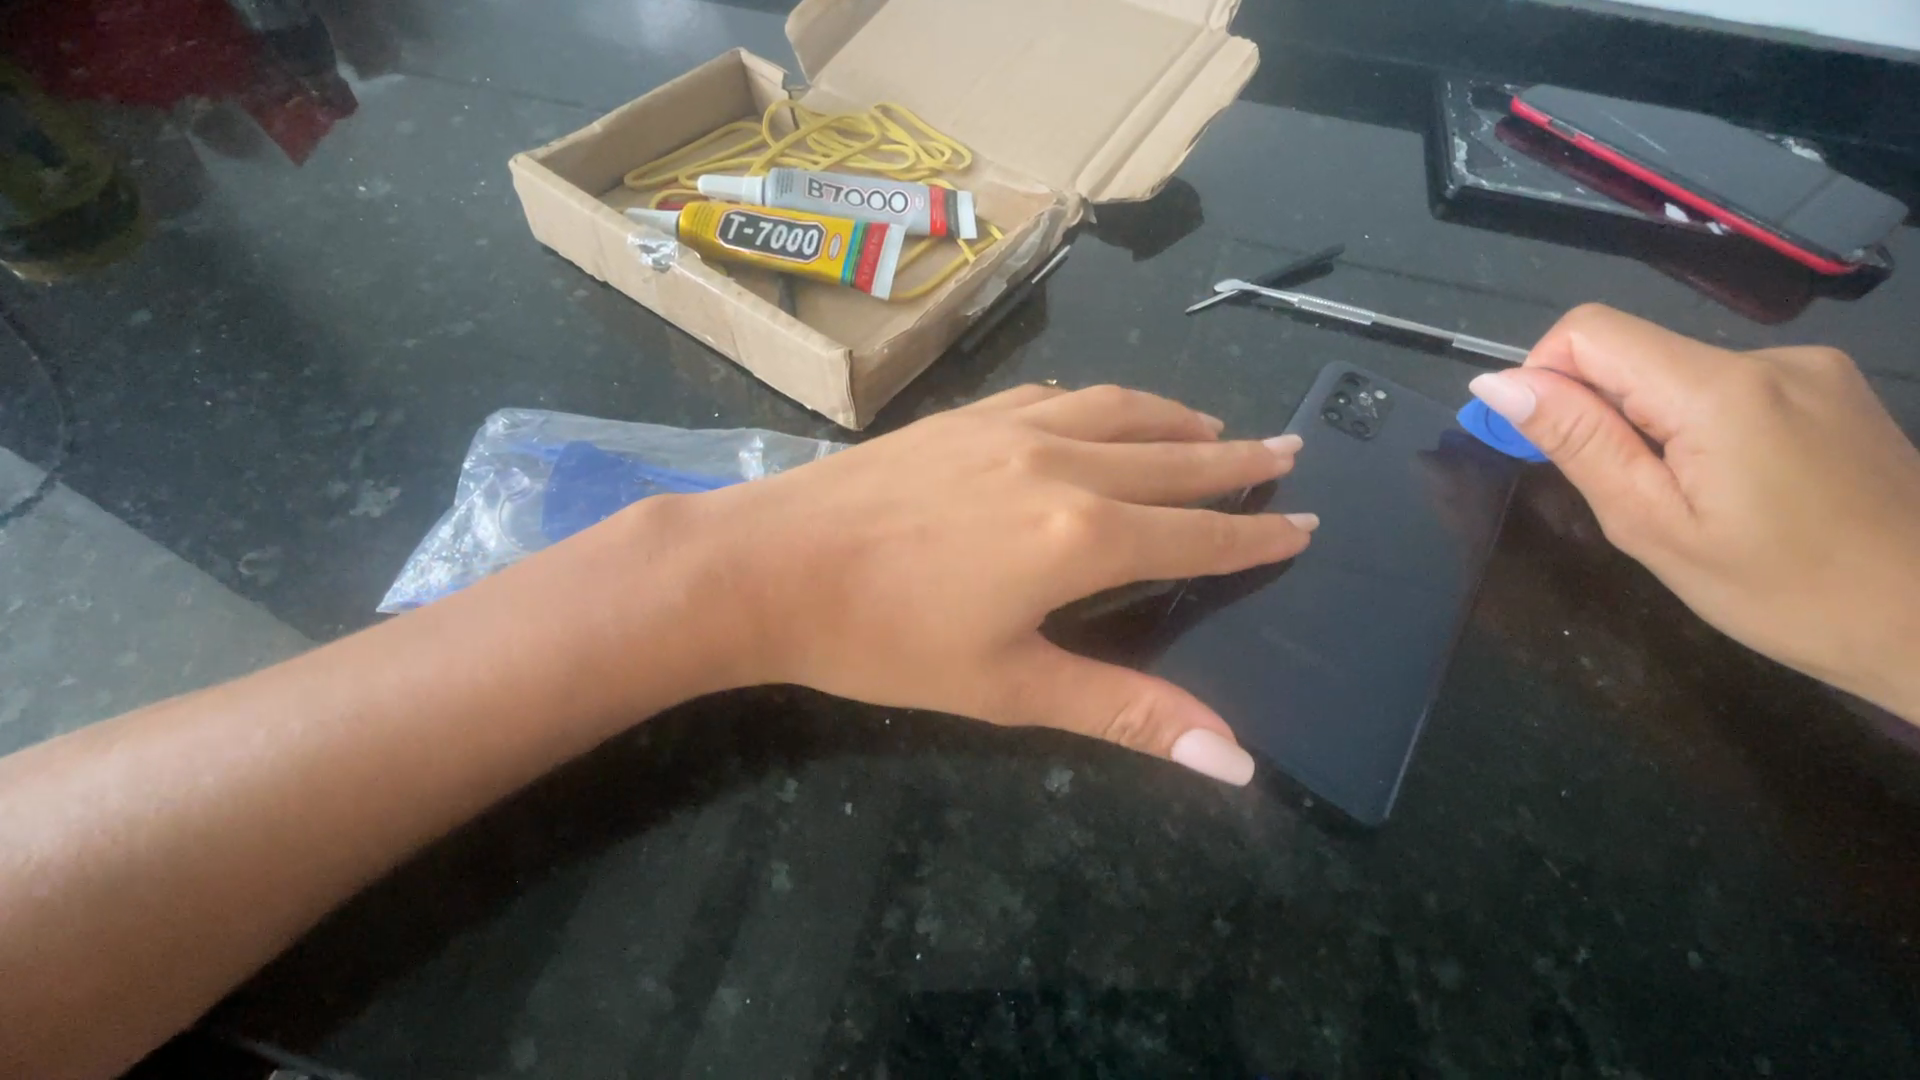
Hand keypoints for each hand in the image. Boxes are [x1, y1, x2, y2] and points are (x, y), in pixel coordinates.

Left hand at [648, 385, 1317, 783]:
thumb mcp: (1009, 688)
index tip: (1304, 521)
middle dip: (1236, 461)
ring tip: (1212, 426)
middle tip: (1288, 452)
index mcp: (1081, 537)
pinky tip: (1099, 412)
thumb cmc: (885, 640)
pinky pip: (1056, 398)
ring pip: (1117, 412)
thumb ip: (1125, 712)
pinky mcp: (962, 416)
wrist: (768, 567)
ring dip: (1174, 420)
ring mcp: (1008, 429)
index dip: (1254, 535)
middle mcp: (1060, 466)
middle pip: (1171, 460)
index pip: (1194, 537)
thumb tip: (1235, 761)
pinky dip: (1100, 404)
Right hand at [1467, 304, 1919, 718]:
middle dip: (1594, 414)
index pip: (1588, 332)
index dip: (1544, 377)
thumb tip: (1498, 384)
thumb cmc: (1780, 591)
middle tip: (1622, 494)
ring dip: (1644, 427)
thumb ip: (1576, 441)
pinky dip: (1690, 429)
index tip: (1555, 445)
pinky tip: (1725, 486)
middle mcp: (1769, 358)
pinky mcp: (1827, 390)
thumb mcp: (1649, 523)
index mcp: (1721, 390)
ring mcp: (1807, 370)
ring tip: (1683, 499)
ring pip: (1670, 374)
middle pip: (1630, 352)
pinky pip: (1719, 390)